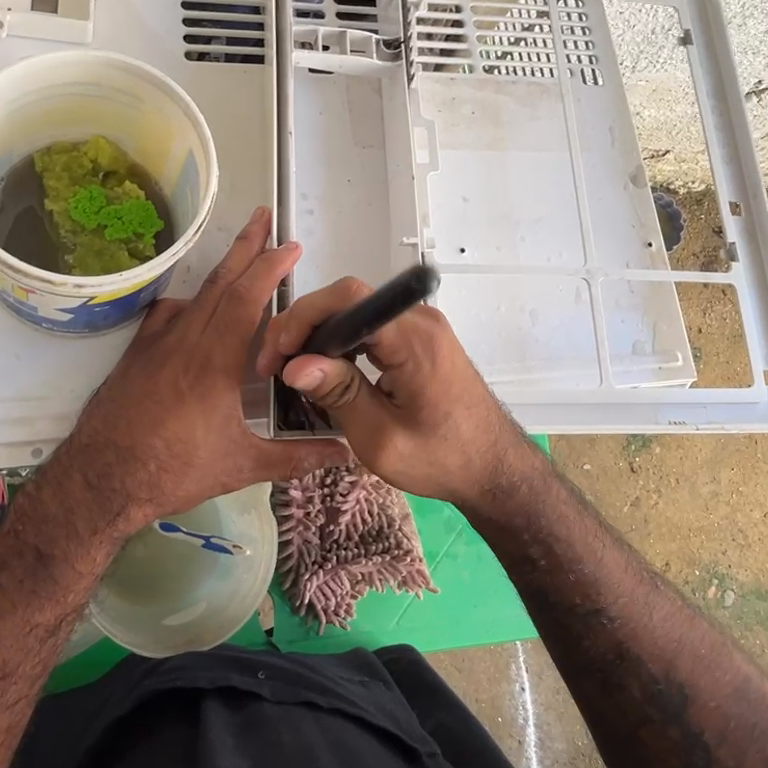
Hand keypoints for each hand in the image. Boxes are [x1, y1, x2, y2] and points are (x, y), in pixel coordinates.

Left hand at [49, 207, 350, 527]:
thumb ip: (296, 457)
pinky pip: (168, 314)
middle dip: (246, 246)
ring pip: (195, 295)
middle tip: (263, 216)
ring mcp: (155, 343)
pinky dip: (189, 301)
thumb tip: (343, 454)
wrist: (99, 480)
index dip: (270, 267)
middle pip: (220, 281)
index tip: (290, 246)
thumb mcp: (241, 466)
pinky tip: (194, 309)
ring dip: (221, 270)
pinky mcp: (136, 354)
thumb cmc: (172, 470)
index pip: (247, 298)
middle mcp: (184, 340)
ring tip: (241, 255)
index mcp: (214, 360)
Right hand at [257, 276, 534, 508]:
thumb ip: (339, 395)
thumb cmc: (441, 459)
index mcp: (414, 340)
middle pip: (348, 300)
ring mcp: (422, 326)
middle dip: (304, 326)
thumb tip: (295, 366)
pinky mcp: (420, 338)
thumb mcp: (381, 439)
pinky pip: (372, 325)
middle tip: (274, 365)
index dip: (305, 317)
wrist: (493, 468)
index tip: (279, 354)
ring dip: (319, 333)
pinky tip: (322, 368)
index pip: (349, 299)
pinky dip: (341, 340)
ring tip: (290, 368)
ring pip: (357, 310)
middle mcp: (419, 320)